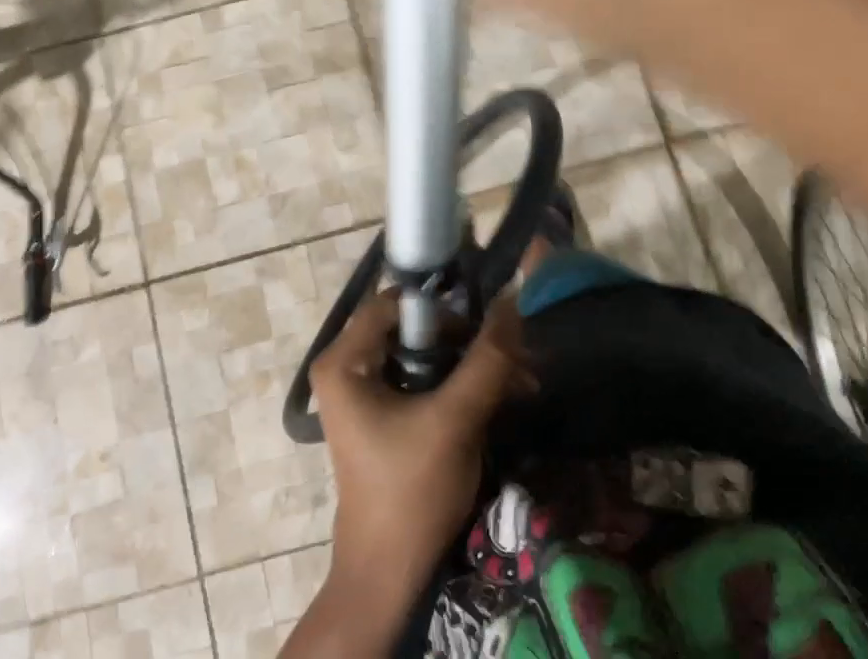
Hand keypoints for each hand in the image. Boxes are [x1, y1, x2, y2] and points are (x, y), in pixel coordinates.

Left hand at [310, 293, 524, 583]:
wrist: (391, 569)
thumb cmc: (412, 489)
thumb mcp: (455, 418)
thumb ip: (487, 359)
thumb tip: (515, 299)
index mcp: (343, 362)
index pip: (395, 303)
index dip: (445, 309)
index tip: (490, 328)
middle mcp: (346, 367)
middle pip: (412, 329)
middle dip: (469, 340)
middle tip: (519, 355)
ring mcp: (363, 392)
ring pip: (424, 355)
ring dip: (473, 364)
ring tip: (524, 380)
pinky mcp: (383, 415)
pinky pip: (423, 381)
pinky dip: (461, 385)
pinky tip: (506, 397)